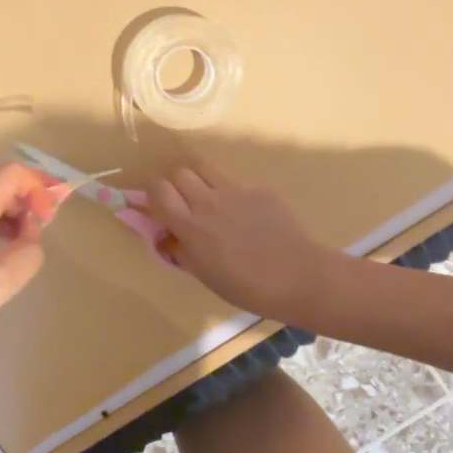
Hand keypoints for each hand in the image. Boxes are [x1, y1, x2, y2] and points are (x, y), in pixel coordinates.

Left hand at [0, 164, 58, 360]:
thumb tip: (32, 234)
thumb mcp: (1, 279)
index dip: (37, 187)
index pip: (11, 174)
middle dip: (30, 196)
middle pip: (1, 183)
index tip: (49, 218)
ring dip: (16, 213)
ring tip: (29, 242)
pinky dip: (2, 228)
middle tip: (48, 224)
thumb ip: (29, 252)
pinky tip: (7, 252)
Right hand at [147, 162, 339, 318]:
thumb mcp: (204, 275)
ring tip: (205, 195)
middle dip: (174, 184)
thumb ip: (180, 250)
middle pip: (178, 172)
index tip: (158, 207)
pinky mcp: (258, 187)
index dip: (153, 194)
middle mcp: (208, 201)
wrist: (298, 277)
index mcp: (190, 225)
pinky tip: (241, 210)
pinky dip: (227, 190)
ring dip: (197, 178)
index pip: (157, 189)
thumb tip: (167, 235)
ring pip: (203, 166)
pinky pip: (233, 180)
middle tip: (181, 201)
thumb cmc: (247, 286)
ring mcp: (235, 190)